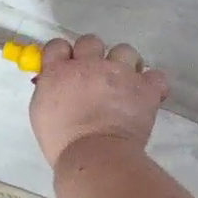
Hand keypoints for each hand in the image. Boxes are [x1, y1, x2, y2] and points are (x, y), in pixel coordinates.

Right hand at [28, 35, 169, 166]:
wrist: (95, 156)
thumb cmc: (61, 141)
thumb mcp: (41, 113)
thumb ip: (49, 91)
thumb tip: (56, 84)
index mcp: (58, 72)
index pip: (57, 45)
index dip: (62, 54)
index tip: (66, 66)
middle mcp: (89, 65)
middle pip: (90, 41)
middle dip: (92, 54)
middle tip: (94, 74)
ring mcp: (120, 74)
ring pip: (125, 50)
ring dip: (124, 64)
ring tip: (124, 83)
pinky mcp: (145, 88)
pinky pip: (155, 75)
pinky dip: (151, 84)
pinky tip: (145, 95)